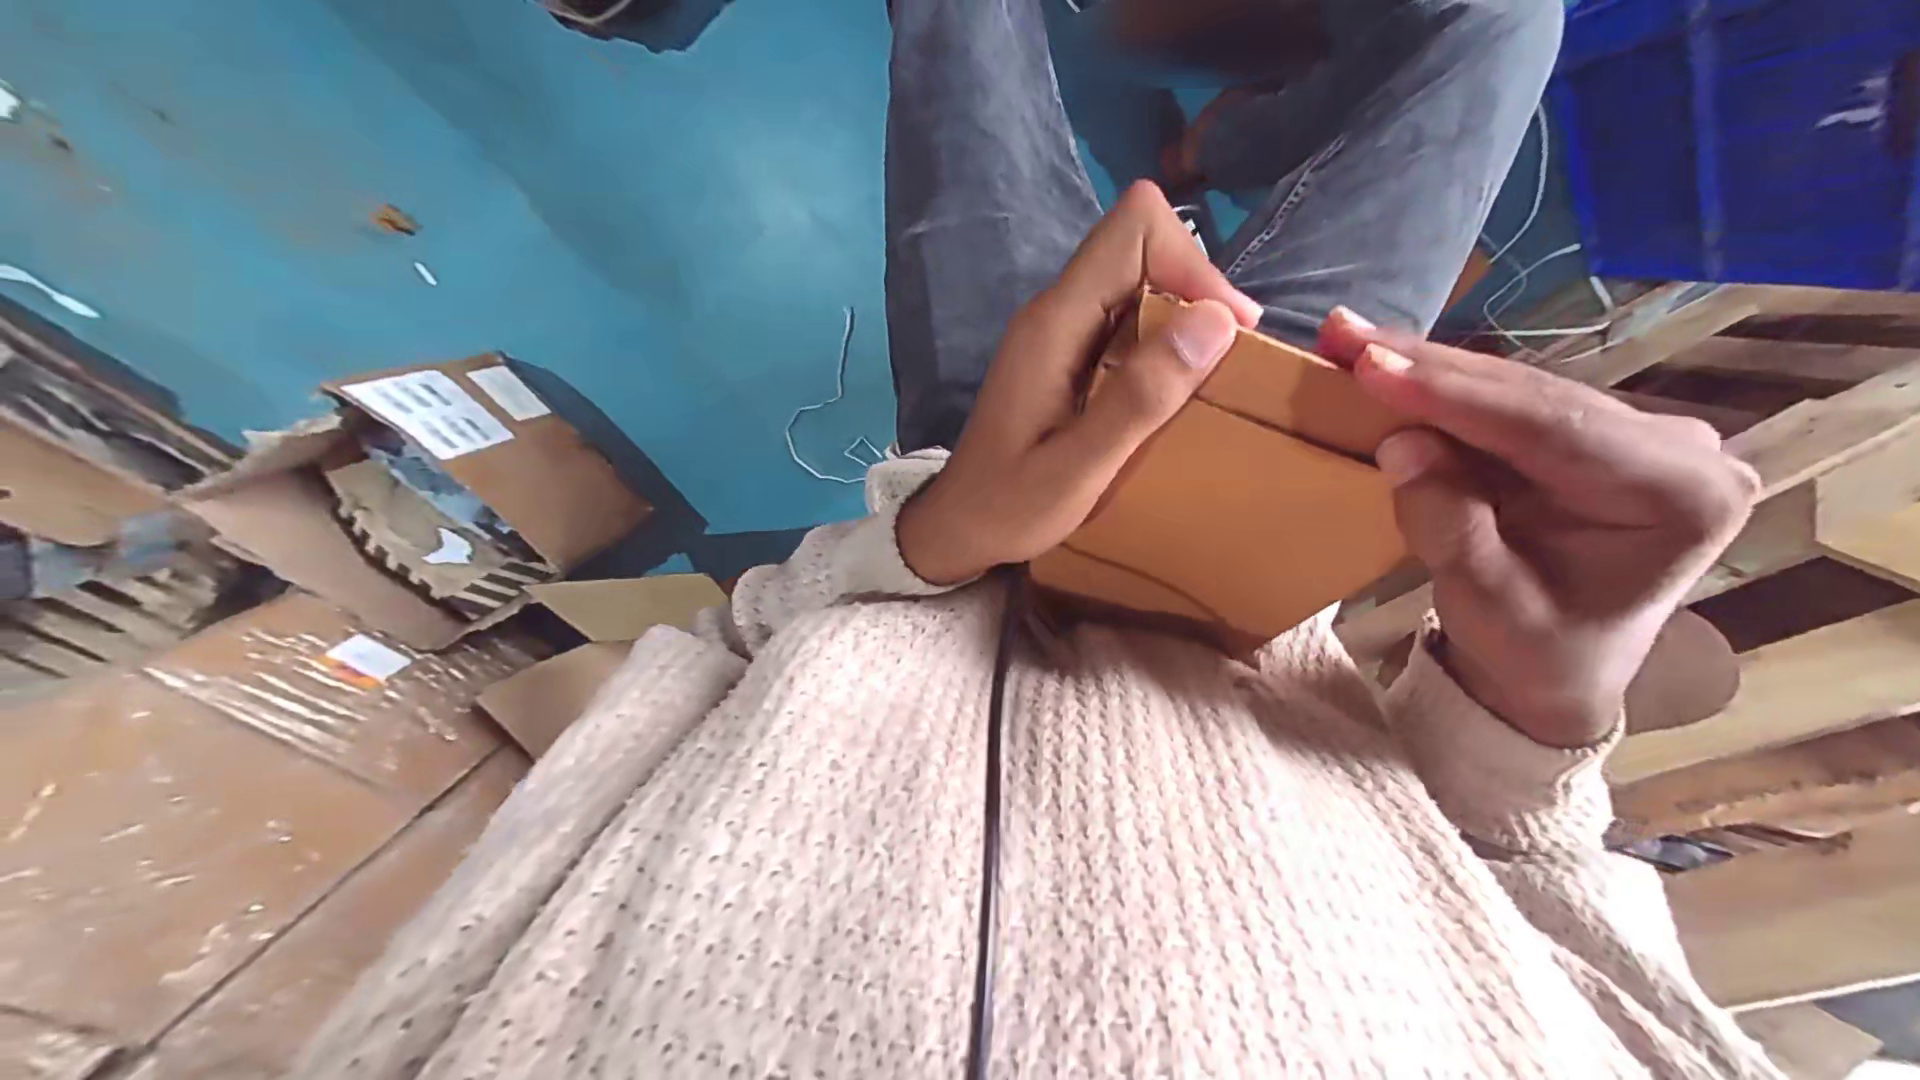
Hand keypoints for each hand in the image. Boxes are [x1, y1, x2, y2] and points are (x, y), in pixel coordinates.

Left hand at [897, 181, 1263, 585]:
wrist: (960, 526)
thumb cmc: (1010, 505)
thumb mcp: (1079, 466)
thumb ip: (1140, 397)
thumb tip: (1216, 321)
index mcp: (1054, 324)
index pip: (1132, 228)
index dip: (1189, 261)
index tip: (1222, 328)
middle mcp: (1053, 313)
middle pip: (1138, 250)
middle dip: (1194, 292)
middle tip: (1223, 361)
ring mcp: (1055, 334)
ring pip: (1134, 286)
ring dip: (1180, 321)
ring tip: (1202, 380)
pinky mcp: (1061, 358)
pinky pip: (1121, 324)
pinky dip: (1157, 345)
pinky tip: (1166, 392)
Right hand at [1319, 309, 1760, 747]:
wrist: (1551, 668)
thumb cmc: (1529, 650)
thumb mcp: (1484, 604)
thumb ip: (1449, 526)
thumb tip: (1400, 445)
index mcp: (1679, 495)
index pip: (1550, 428)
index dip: (1452, 395)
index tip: (1371, 367)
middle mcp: (1668, 448)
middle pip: (1527, 394)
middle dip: (1427, 366)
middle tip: (1344, 334)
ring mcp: (1623, 436)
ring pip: (1507, 388)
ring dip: (1423, 366)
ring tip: (1349, 340)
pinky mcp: (1576, 437)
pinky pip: (1496, 403)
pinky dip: (1432, 386)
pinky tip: (1385, 363)